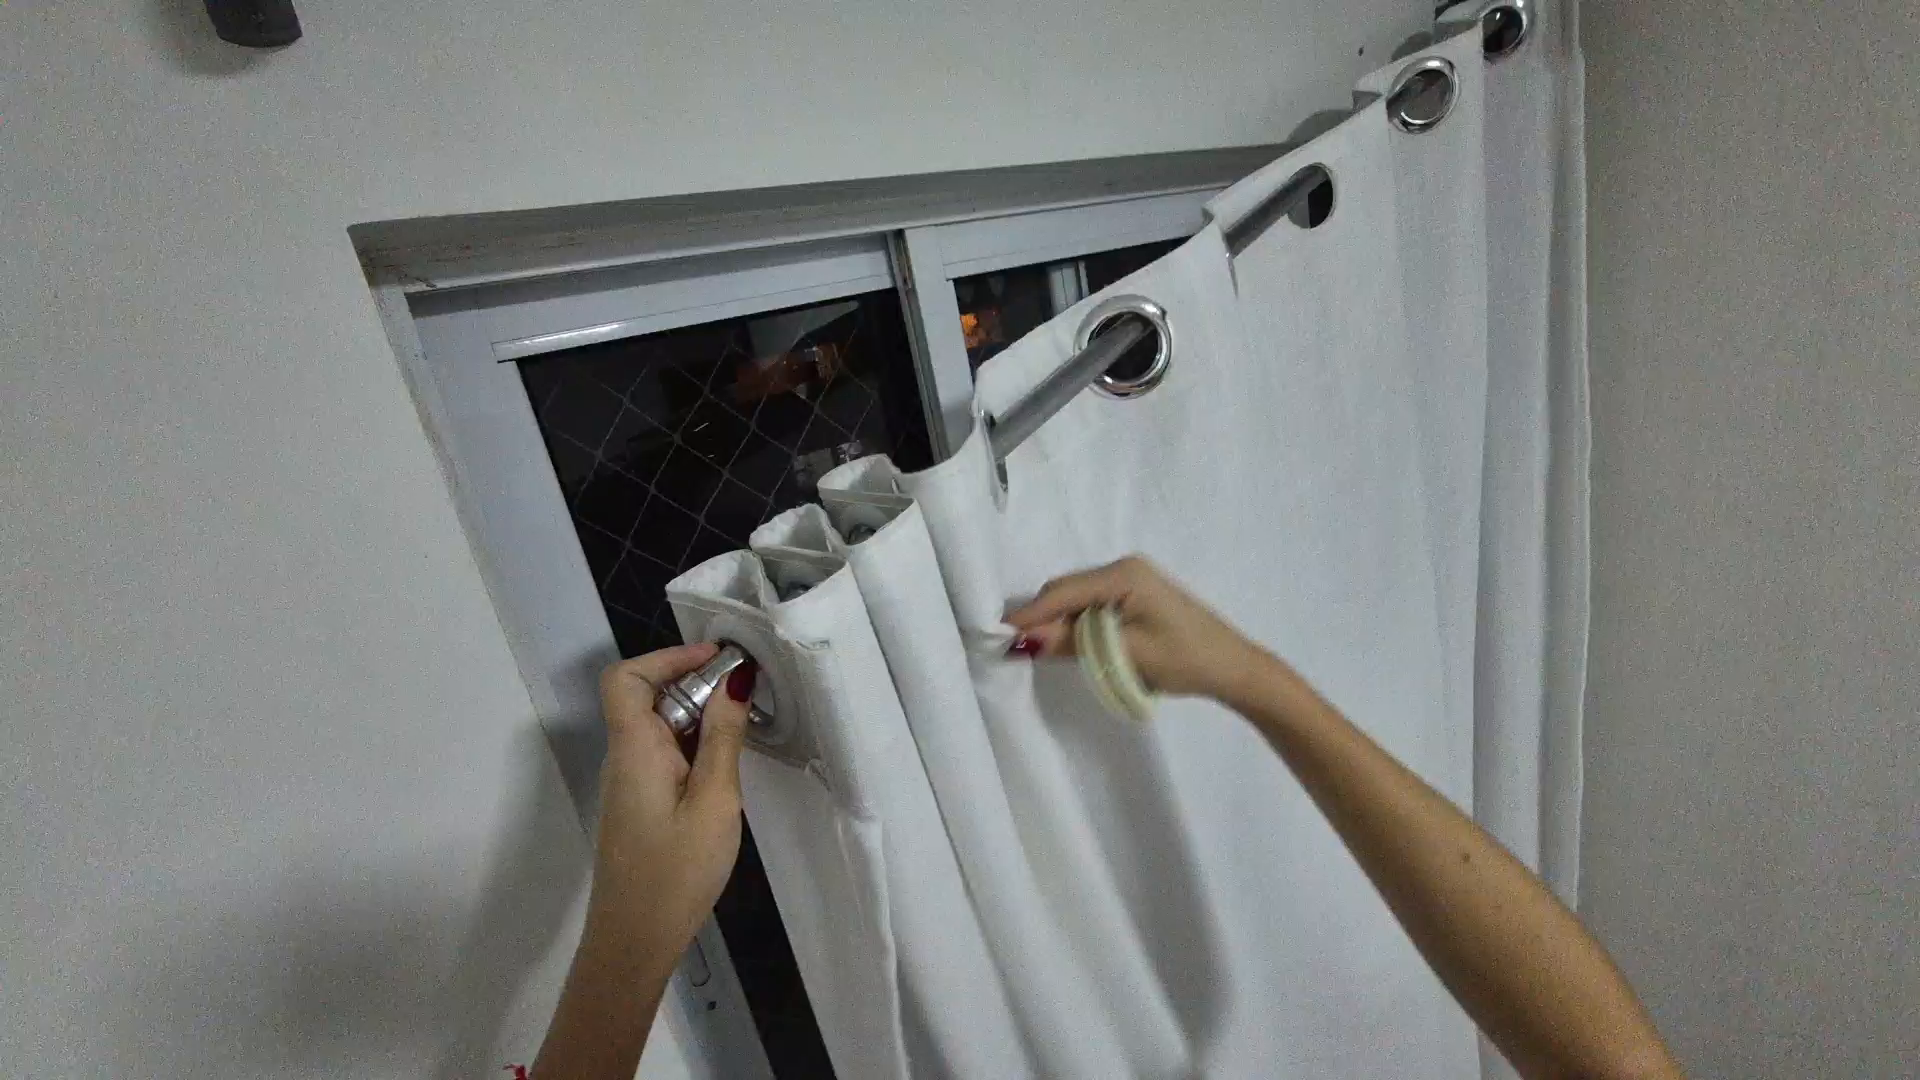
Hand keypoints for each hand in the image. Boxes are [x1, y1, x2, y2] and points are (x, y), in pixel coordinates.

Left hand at [583, 643, 755, 965]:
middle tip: (746, 691)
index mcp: (634, 749)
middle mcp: (624, 756)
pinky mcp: (641, 800)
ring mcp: (630, 780)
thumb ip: (724, 736)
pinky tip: (726, 762)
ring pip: (659, 724)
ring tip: (744, 723)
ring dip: (700, 713)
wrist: (634, 944)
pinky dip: (695, 741)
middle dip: (696, 682)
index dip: (668, 657)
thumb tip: (735, 679)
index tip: (717, 659)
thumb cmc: (677, 871)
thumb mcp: (715, 800)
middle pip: (646, 695)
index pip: (626, 677)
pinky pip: (665, 751)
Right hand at [1005, 556, 1269, 703]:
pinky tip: (1070, 643)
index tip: (997, 634)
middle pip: (1066, 590)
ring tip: (1039, 650)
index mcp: (1123, 574)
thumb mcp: (1126, 654)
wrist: (1234, 668)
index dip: (1030, 614)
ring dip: (1058, 622)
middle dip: (1041, 617)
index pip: (1062, 591)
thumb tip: (1025, 640)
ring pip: (1076, 598)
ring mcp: (1130, 579)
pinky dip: (1076, 624)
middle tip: (1016, 649)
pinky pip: (1092, 605)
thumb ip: (1074, 643)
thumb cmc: (1185, 659)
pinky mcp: (1134, 595)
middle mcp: (1123, 567)